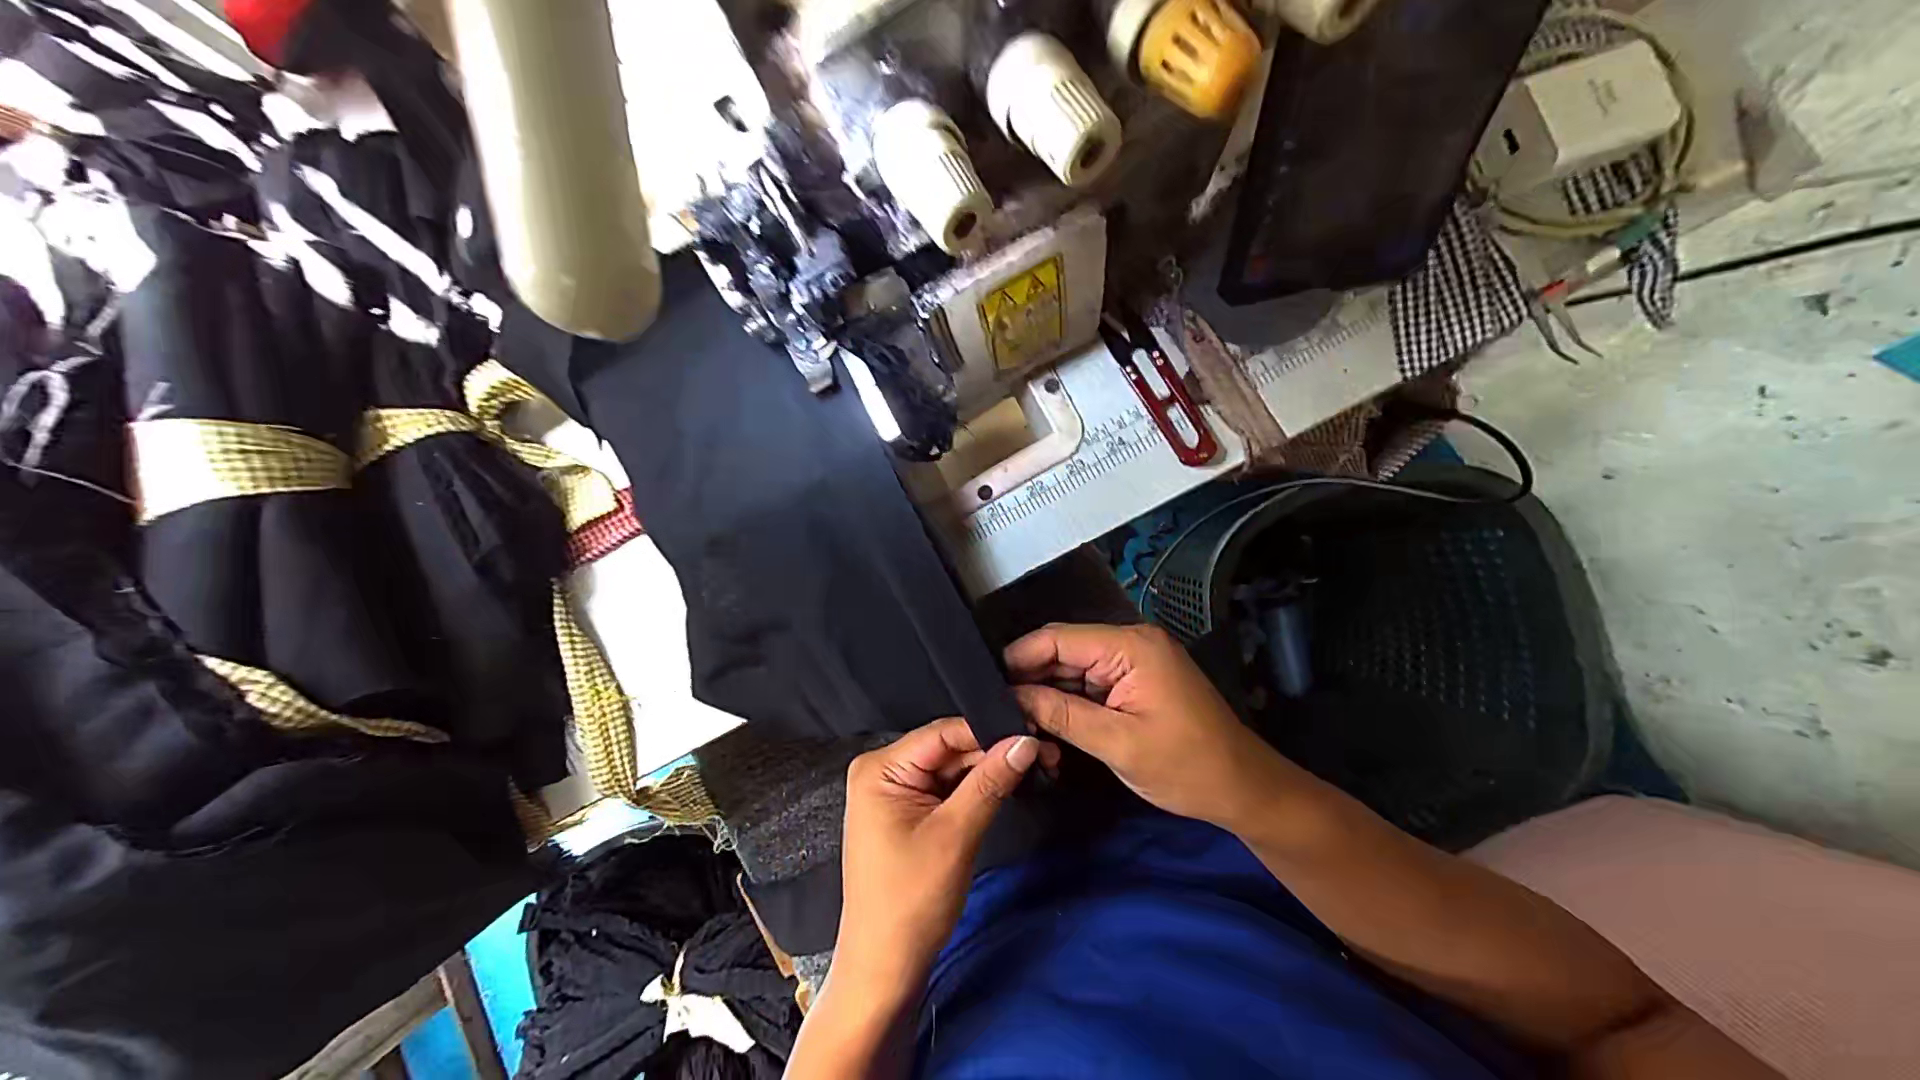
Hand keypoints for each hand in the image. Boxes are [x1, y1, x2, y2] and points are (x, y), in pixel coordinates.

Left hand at [834, 718, 1052, 990]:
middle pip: (948, 748)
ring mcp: (894, 793)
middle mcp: (882, 771)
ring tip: (1034, 766)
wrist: (885, 966)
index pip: (943, 733)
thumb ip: (990, 782)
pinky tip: (1007, 785)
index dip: (989, 729)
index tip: (1033, 729)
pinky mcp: (908, 812)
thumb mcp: (955, 835)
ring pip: (952, 768)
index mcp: (879, 768)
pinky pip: (947, 789)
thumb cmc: (910, 902)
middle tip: (1042, 752)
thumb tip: (1025, 741)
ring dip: (989, 770)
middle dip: (994, 750)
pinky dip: (975, 790)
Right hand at [1005, 622, 1293, 831]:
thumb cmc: (1187, 767)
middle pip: (1064, 652)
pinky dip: (1069, 706)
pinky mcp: (1135, 682)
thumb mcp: (1117, 743)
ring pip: (1073, 671)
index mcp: (1132, 646)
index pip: (1059, 638)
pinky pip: (1090, 686)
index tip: (987, 684)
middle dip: (1032, 682)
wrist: (1244, 790)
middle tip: (1001, 713)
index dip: (1020, 658)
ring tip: (1021, 727)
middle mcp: (1132, 643)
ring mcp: (1135, 662)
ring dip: (1048, 698)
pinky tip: (1048, 728)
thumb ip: (1060, 715)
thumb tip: (1011, 698)